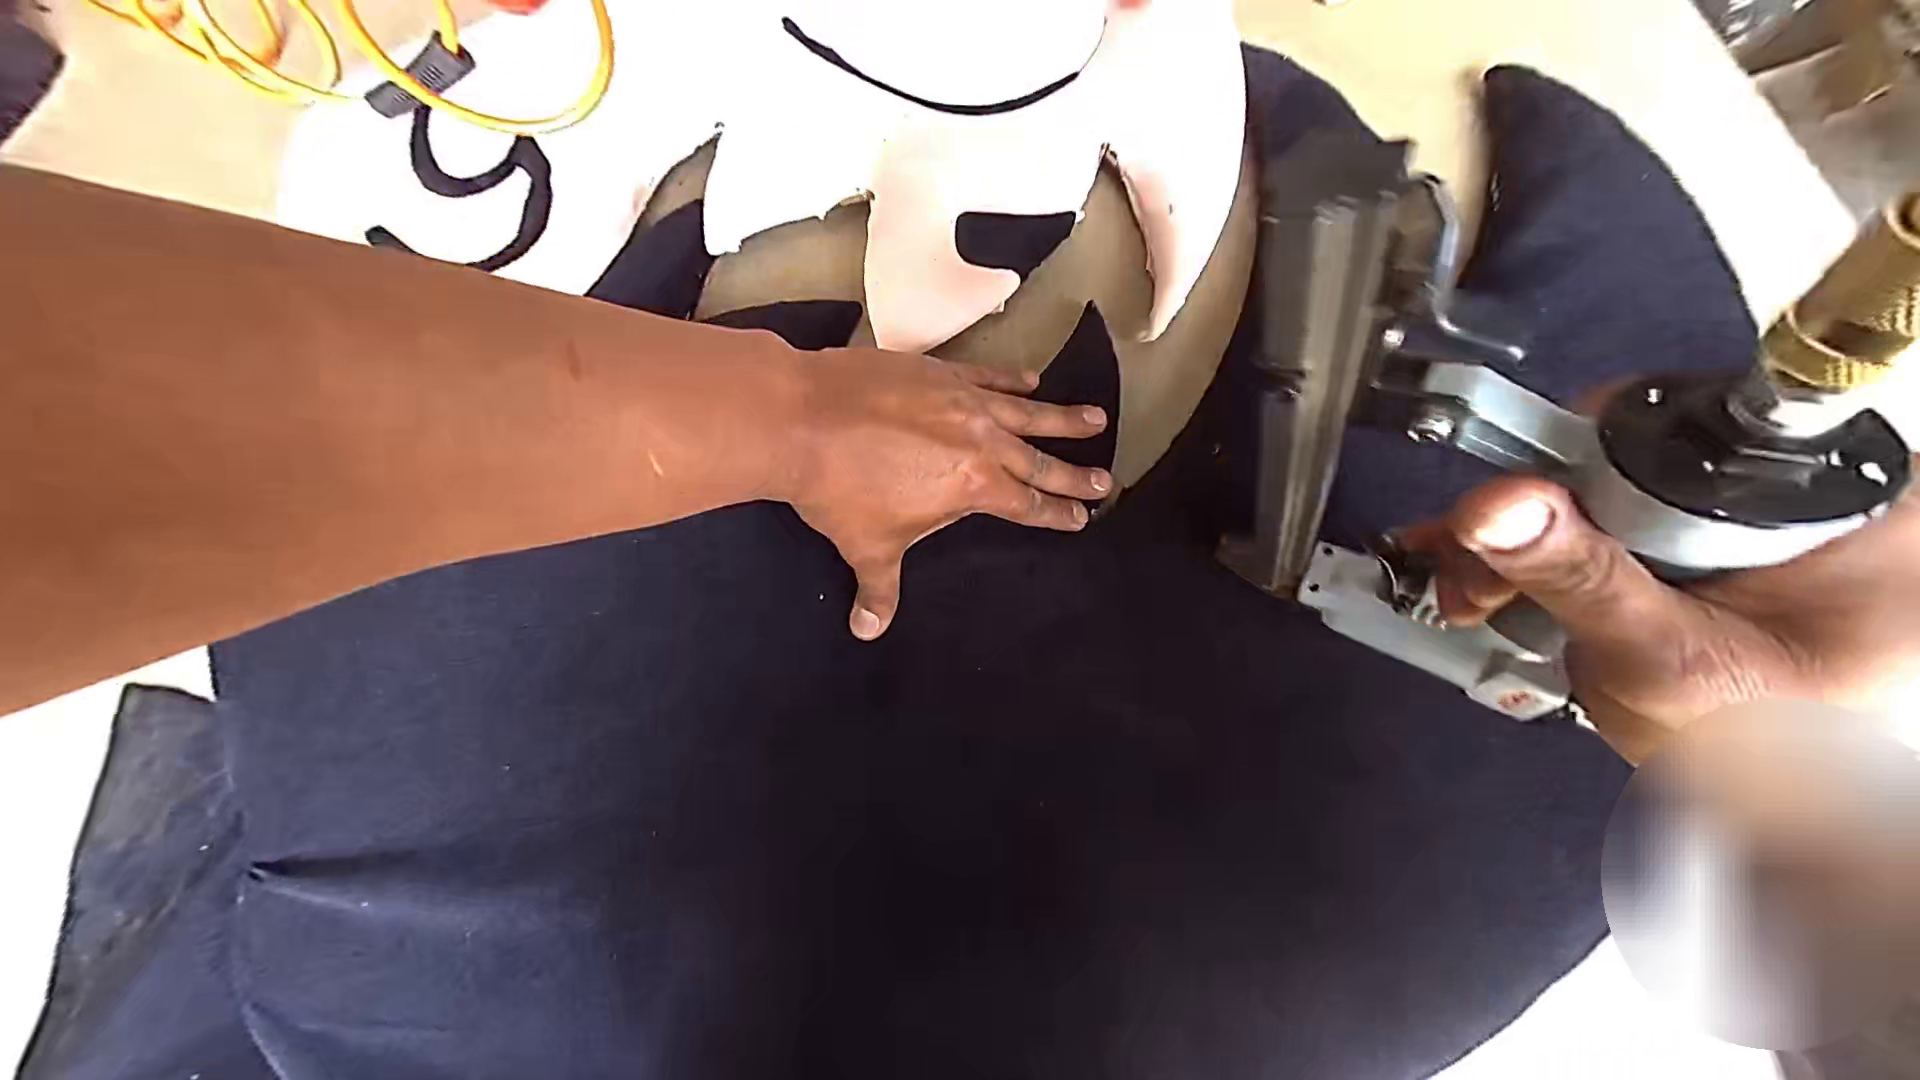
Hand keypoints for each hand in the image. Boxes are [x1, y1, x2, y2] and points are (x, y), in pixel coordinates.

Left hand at [779, 348, 1111, 640]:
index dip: (1057, 514)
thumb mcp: (866, 547)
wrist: (803, 421)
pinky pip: (988, 376)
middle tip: (1106, 478)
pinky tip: (1032, 380)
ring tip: (1096, 419)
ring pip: (1026, 412)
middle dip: (1073, 475)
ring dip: (1063, 418)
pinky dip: (1012, 380)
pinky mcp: (941, 372)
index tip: (1083, 516)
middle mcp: (981, 442)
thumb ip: (878, 591)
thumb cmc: (839, 490)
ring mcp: (963, 401)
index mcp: (973, 487)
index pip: (1027, 505)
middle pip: (1038, 461)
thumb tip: (867, 632)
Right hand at [1411, 467, 1919, 762]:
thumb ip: (1581, 577)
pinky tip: (1484, 590)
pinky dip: (1525, 563)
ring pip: (1585, 507)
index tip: (1505, 523)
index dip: (1572, 470)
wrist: (1792, 822)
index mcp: (1840, 507)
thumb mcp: (1663, 659)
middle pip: (1613, 474)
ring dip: (1507, 551)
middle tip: (1474, 582)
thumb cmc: (1767, 752)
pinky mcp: (1685, 558)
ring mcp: (1732, 532)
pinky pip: (1588, 536)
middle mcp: (1787, 503)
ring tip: (1470, 601)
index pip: (1675, 439)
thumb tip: (1491, 502)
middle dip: (1521, 527)